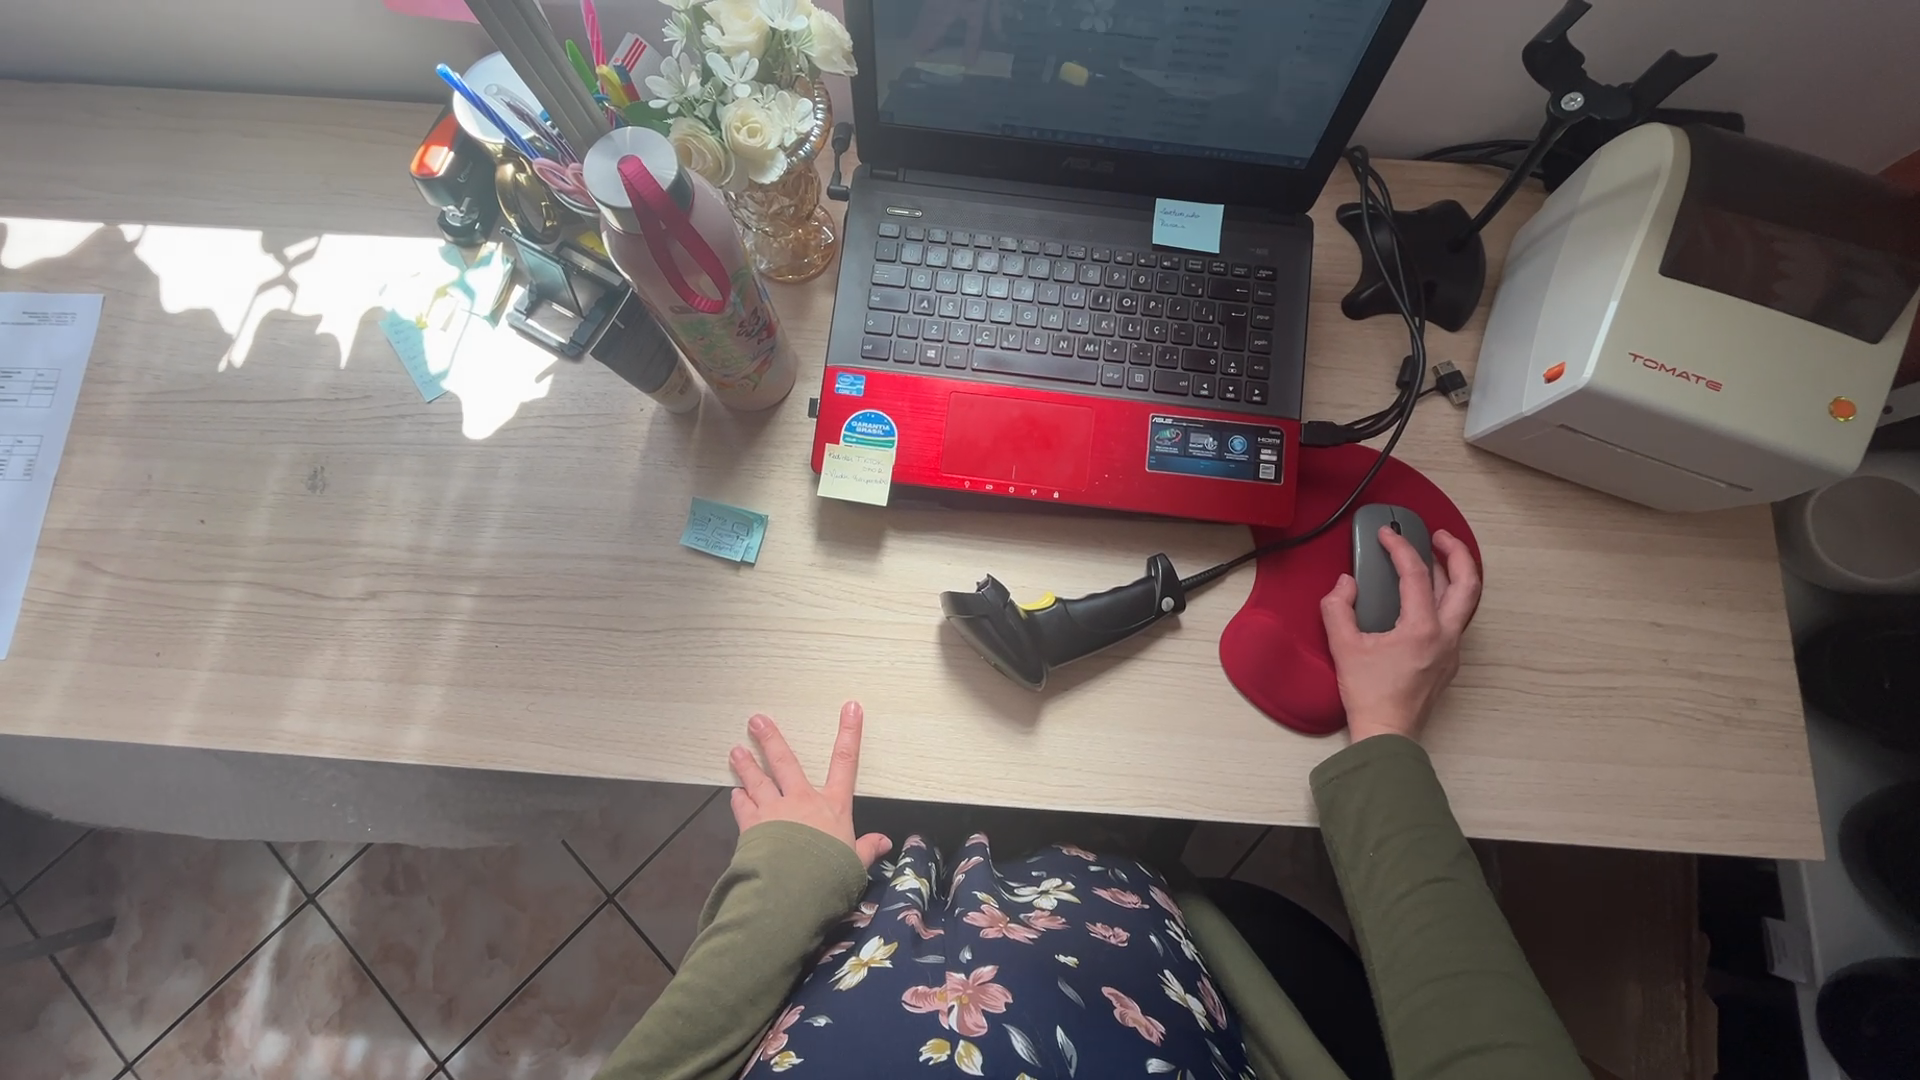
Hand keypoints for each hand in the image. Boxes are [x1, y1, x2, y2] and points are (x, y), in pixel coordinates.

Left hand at [729, 703, 892, 867]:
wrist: (792, 888)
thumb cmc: (828, 874)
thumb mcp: (854, 863)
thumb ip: (866, 849)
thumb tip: (884, 842)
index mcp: (832, 806)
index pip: (845, 762)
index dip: (849, 733)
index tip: (850, 708)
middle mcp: (801, 800)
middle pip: (786, 762)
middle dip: (771, 739)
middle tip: (756, 720)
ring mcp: (774, 810)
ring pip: (758, 780)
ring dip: (746, 764)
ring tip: (736, 750)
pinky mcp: (752, 826)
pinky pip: (744, 808)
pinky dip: (739, 799)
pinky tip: (734, 793)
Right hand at [1320, 527, 1482, 742]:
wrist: (1388, 731)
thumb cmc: (1369, 693)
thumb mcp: (1343, 646)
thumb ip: (1338, 608)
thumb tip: (1346, 585)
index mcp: (1422, 628)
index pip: (1416, 575)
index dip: (1400, 549)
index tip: (1386, 535)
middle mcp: (1446, 636)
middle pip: (1467, 583)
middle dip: (1456, 553)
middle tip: (1438, 536)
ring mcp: (1452, 649)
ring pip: (1466, 601)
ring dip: (1455, 574)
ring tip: (1437, 559)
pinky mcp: (1448, 661)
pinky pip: (1456, 619)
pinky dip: (1447, 597)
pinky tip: (1428, 597)